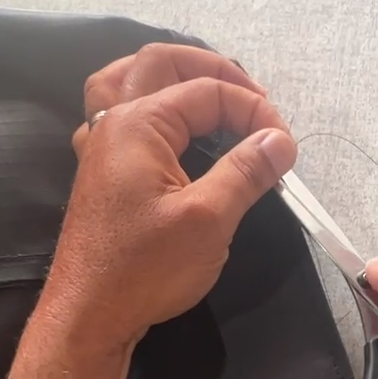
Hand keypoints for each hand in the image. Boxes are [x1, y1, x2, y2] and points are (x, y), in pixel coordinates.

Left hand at [36, 45, 297, 352]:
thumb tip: (279, 141)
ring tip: (206, 93)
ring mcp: (100, 150)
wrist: (92, 314)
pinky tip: (166, 133)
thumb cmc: (146, 268)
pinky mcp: (102, 178)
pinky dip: (149, 109)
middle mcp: (111, 124)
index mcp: (138, 123)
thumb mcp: (209, 220)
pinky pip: (119, 118)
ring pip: (129, 83)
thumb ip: (245, 173)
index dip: (254, 111)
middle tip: (254, 97)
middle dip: (212, 71)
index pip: (206, 93)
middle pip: (160, 65)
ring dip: (171, 78)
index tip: (285, 146)